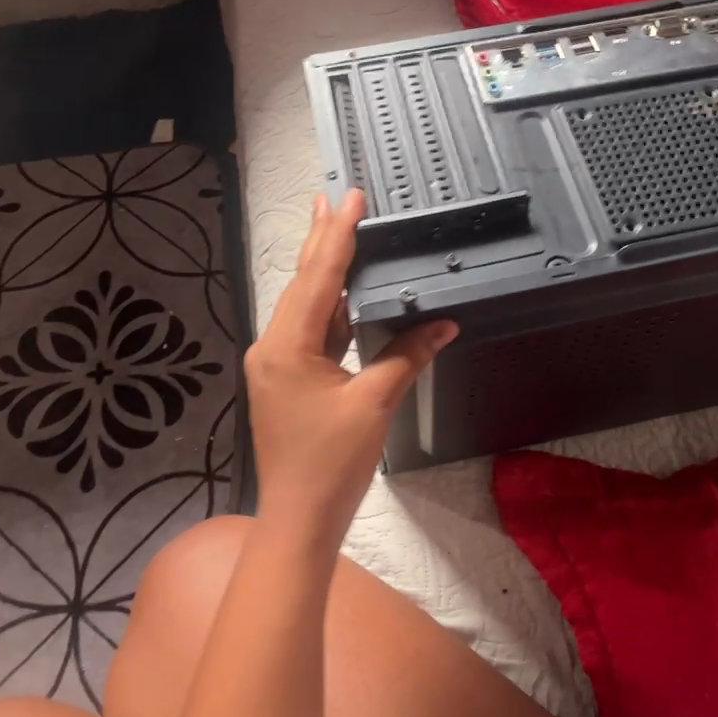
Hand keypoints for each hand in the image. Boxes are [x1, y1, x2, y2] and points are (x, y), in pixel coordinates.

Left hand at [244, 189, 456, 544]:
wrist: (298, 519)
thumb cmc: (331, 465)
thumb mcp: (374, 403)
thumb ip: (407, 356)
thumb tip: (444, 325)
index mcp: (287, 346)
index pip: (318, 278)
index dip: (338, 236)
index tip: (350, 197)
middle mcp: (273, 346)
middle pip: (304, 283)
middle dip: (322, 240)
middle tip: (334, 197)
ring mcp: (277, 363)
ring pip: (305, 306)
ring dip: (324, 270)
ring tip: (338, 228)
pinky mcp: (287, 379)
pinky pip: (310, 331)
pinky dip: (329, 306)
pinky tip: (343, 288)